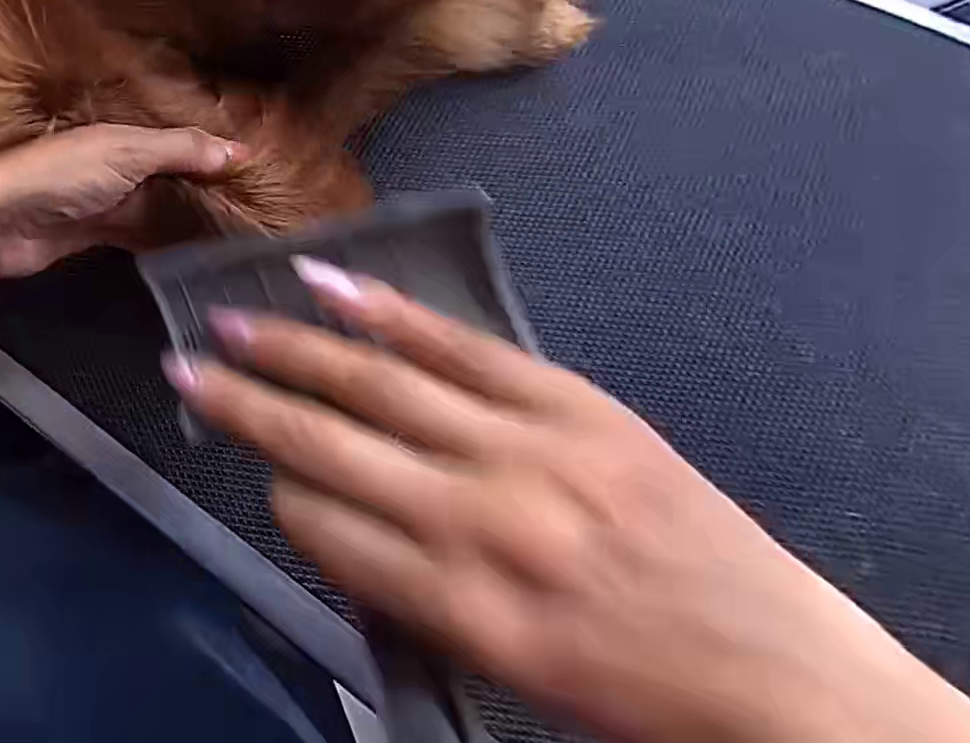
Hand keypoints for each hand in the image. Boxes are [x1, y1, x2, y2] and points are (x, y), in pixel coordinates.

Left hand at [0, 124, 239, 281]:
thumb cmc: (59, 176)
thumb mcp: (125, 152)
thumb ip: (180, 150)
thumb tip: (239, 150)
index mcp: (123, 135)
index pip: (180, 140)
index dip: (215, 152)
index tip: (260, 170)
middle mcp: (118, 165)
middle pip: (172, 176)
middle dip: (207, 187)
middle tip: (260, 207)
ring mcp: (107, 202)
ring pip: (159, 208)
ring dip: (190, 217)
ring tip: (239, 230)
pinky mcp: (96, 237)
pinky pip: (141, 237)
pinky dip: (166, 242)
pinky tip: (197, 251)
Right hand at [168, 259, 969, 742]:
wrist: (786, 683)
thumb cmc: (619, 687)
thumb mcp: (491, 666)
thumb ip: (393, 583)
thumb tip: (314, 504)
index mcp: (455, 606)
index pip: (318, 524)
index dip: (275, 489)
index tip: (256, 465)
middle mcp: (477, 521)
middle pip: (323, 442)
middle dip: (240, 401)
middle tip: (182, 364)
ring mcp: (525, 449)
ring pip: (374, 382)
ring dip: (288, 347)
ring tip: (230, 321)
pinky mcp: (567, 401)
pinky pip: (453, 344)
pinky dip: (381, 311)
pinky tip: (324, 282)